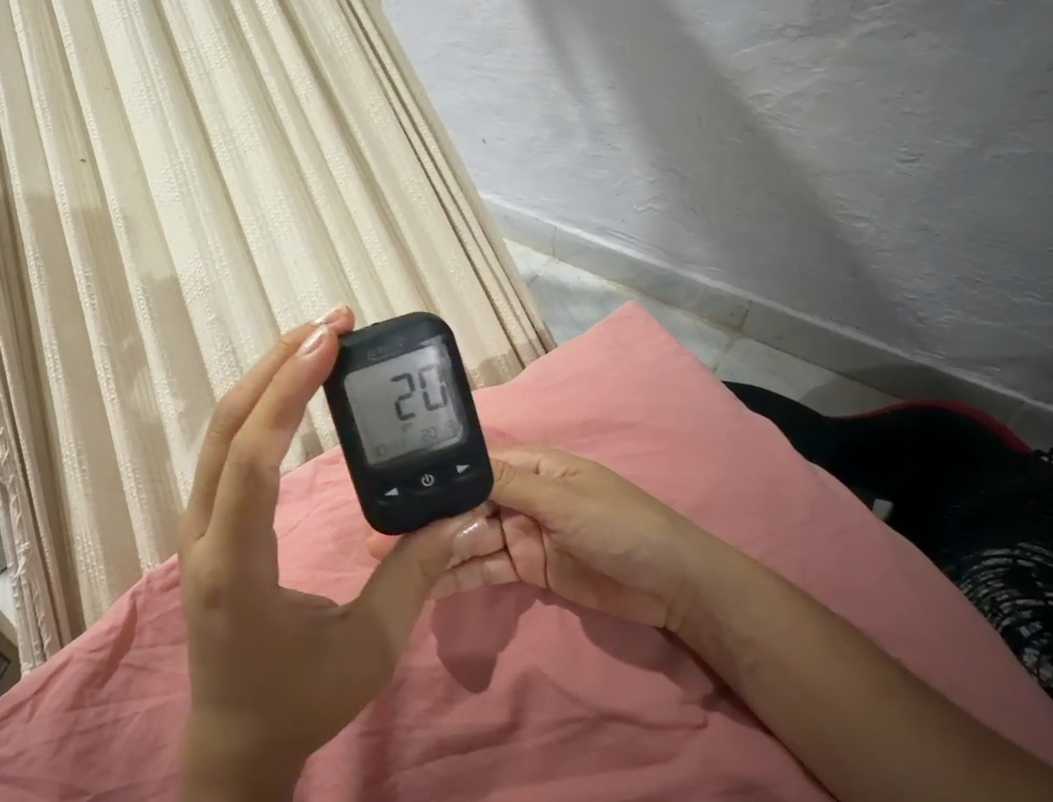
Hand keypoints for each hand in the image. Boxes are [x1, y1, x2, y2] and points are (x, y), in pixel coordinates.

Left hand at [179, 308, 475, 799]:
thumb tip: (460, 514)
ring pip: (219, 432)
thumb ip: (412, 576)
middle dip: (277, 365)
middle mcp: (201, 534)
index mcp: (234, 565)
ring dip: (266, 379)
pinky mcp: (205, 523)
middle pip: (227, 427)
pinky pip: (225, 450)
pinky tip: (289, 389)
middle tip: (332, 322)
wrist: (235, 737)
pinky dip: (258, 407)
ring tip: (316, 341)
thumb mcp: (368, 647)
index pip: (252, 459)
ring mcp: (195, 525)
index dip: (287, 391)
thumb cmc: (300, 698)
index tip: (326, 339)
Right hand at [370, 446, 727, 629]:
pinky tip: (425, 583)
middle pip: (464, 507)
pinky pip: (485, 568)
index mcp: (532, 467)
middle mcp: (521, 496)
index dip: (436, 481)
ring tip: (389, 562)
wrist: (673, 586)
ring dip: (435, 550)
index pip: (473, 470)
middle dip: (426, 520)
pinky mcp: (527, 568)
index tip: (396, 494)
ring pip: (469, 539)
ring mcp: (523, 533)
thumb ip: (508, 487)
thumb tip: (456, 468)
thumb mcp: (564, 501)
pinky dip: (458, 575)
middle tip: (379, 538)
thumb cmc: (622, 527)